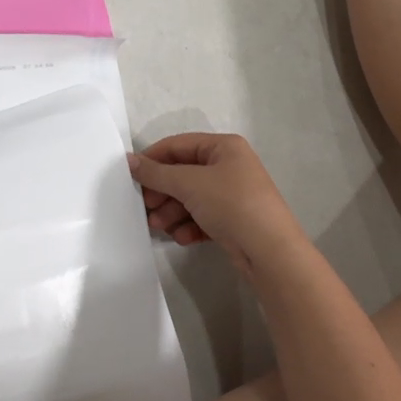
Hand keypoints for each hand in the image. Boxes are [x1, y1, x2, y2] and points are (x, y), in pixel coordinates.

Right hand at [128, 133, 303, 272]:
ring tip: (159, 227)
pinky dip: (190, 225)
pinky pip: (204, 216)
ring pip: (192, 197)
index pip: (178, 145)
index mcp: (224, 147)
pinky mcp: (236, 221)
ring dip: (172, 211)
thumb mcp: (188, 183)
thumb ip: (156, 172)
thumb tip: (128, 161)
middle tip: (145, 207)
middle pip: (183, 173)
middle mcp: (230, 167)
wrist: (272, 254)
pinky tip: (181, 238)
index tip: (131, 175)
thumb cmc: (231, 205)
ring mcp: (234, 195)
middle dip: (163, 192)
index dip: (153, 159)